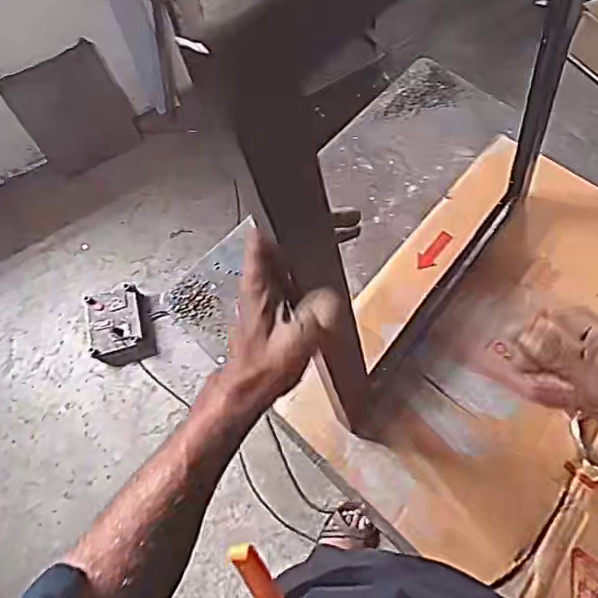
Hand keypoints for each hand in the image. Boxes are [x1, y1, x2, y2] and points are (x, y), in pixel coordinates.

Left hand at [212, 229, 341, 413]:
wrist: (250, 388)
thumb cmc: (262, 368)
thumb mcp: (296, 343)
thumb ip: (315, 316)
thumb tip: (331, 297)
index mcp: (258, 284)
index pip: (261, 236)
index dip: (283, 217)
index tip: (309, 210)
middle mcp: (260, 281)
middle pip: (284, 239)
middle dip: (316, 227)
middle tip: (346, 221)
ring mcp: (268, 290)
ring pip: (291, 254)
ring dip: (317, 243)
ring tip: (347, 234)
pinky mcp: (276, 300)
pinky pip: (296, 272)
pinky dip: (315, 262)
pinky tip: (333, 266)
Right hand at [495, 307, 597, 458]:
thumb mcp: (594, 381)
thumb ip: (555, 359)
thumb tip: (521, 335)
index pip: (570, 318)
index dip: (542, 320)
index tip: (511, 328)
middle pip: (566, 345)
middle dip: (537, 348)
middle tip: (505, 354)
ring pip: (567, 371)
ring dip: (542, 372)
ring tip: (512, 373)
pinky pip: (574, 394)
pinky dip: (554, 393)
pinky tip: (534, 394)